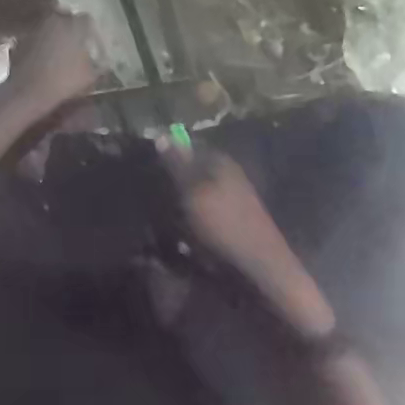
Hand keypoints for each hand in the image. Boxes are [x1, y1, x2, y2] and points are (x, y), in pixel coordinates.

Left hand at [0, 11, 98, 119]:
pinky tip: (42, 58)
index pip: (87, 20)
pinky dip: (39, 44)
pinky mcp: (21, 39)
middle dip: (70, 28)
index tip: (92, 43)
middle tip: (74, 43)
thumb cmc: (64, 81)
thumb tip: (102, 61)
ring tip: (57, 51)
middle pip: (65, 17)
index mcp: (74, 25)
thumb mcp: (90, 76)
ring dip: (53, 35)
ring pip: (48, 26)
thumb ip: (98, 64)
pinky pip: (35, 37)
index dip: (90, 32)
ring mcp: (35, 28)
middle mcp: (54, 20)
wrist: (29, 91)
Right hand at [160, 143, 335, 340]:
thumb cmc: (225, 225)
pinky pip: (200, 216)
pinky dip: (188, 223)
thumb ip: (177, 163)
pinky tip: (179, 237)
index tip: (145, 168)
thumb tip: (161, 134)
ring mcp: (230, 200)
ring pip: (192, 195)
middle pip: (189, 171)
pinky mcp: (229, 224)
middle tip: (150, 197)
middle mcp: (227, 175)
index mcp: (221, 162)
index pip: (187, 145)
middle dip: (170, 183)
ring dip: (176, 207)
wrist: (260, 270)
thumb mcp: (193, 191)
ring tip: (161, 221)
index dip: (166, 154)